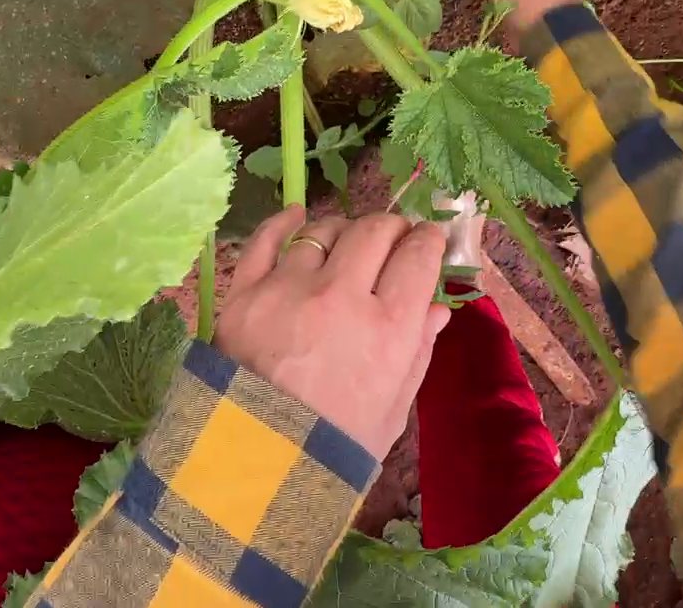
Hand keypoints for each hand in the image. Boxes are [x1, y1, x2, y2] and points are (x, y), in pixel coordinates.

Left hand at [215, 206, 451, 457]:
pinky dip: (283, 222)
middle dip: (392, 227)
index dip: (428, 240)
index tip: (429, 238)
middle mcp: (340, 296)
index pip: (418, 257)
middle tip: (394, 236)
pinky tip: (296, 216)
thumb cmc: (336, 445)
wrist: (256, 466)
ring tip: (348, 242)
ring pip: (324, 230)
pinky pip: (266, 240)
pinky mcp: (245, 291)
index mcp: (387, 330)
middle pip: (374, 231)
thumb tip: (437, 308)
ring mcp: (288, 288)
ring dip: (344, 230)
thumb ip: (417, 353)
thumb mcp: (392, 410)